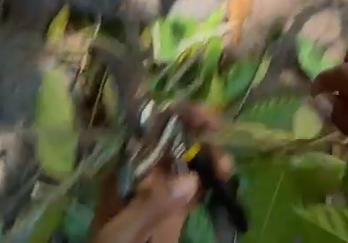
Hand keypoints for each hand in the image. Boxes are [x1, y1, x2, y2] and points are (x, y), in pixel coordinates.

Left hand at [90, 105, 230, 242]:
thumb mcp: (121, 232)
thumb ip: (151, 205)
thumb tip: (190, 179)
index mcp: (128, 169)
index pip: (153, 129)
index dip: (180, 116)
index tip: (205, 116)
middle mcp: (146, 174)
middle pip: (177, 141)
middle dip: (202, 136)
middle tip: (221, 145)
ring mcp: (162, 193)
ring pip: (191, 163)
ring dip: (210, 158)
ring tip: (226, 167)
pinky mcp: (175, 214)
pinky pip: (196, 189)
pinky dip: (212, 181)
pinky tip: (225, 181)